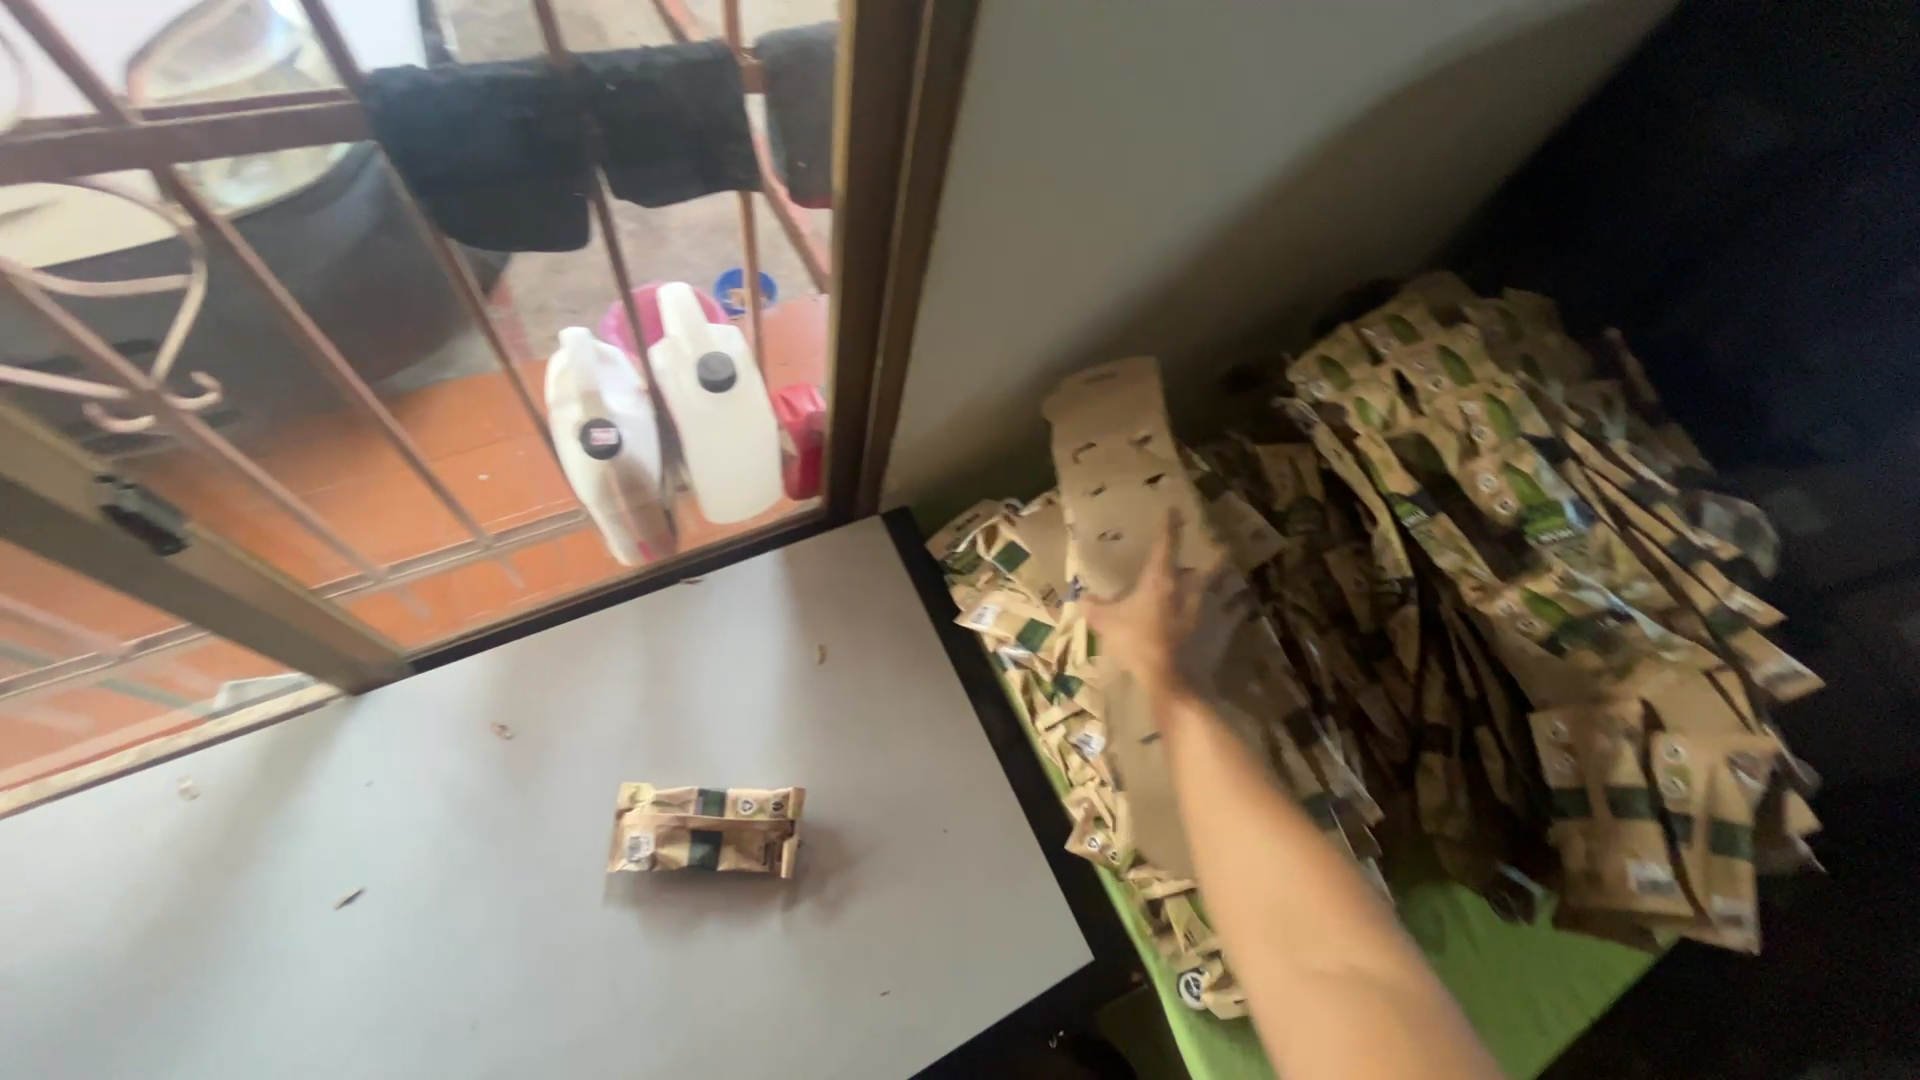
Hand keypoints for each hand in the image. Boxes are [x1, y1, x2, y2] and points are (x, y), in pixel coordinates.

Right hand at [1085, 510, 1247, 702]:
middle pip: (1207, 566)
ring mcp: (1208, 610)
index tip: (1173, 510)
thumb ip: (1093, 608)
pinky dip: (1237, 609)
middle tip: (1221, 545)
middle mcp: (1188, 589)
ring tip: (1233, 573)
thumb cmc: (1135, 643)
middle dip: (1214, 554)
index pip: (1165, 545)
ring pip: (1223, 587)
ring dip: (1227, 579)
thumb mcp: (1105, 624)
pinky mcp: (1220, 631)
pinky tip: (1241, 606)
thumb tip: (1080, 597)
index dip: (1168, 526)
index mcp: (1160, 580)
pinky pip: (1233, 615)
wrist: (1169, 678)